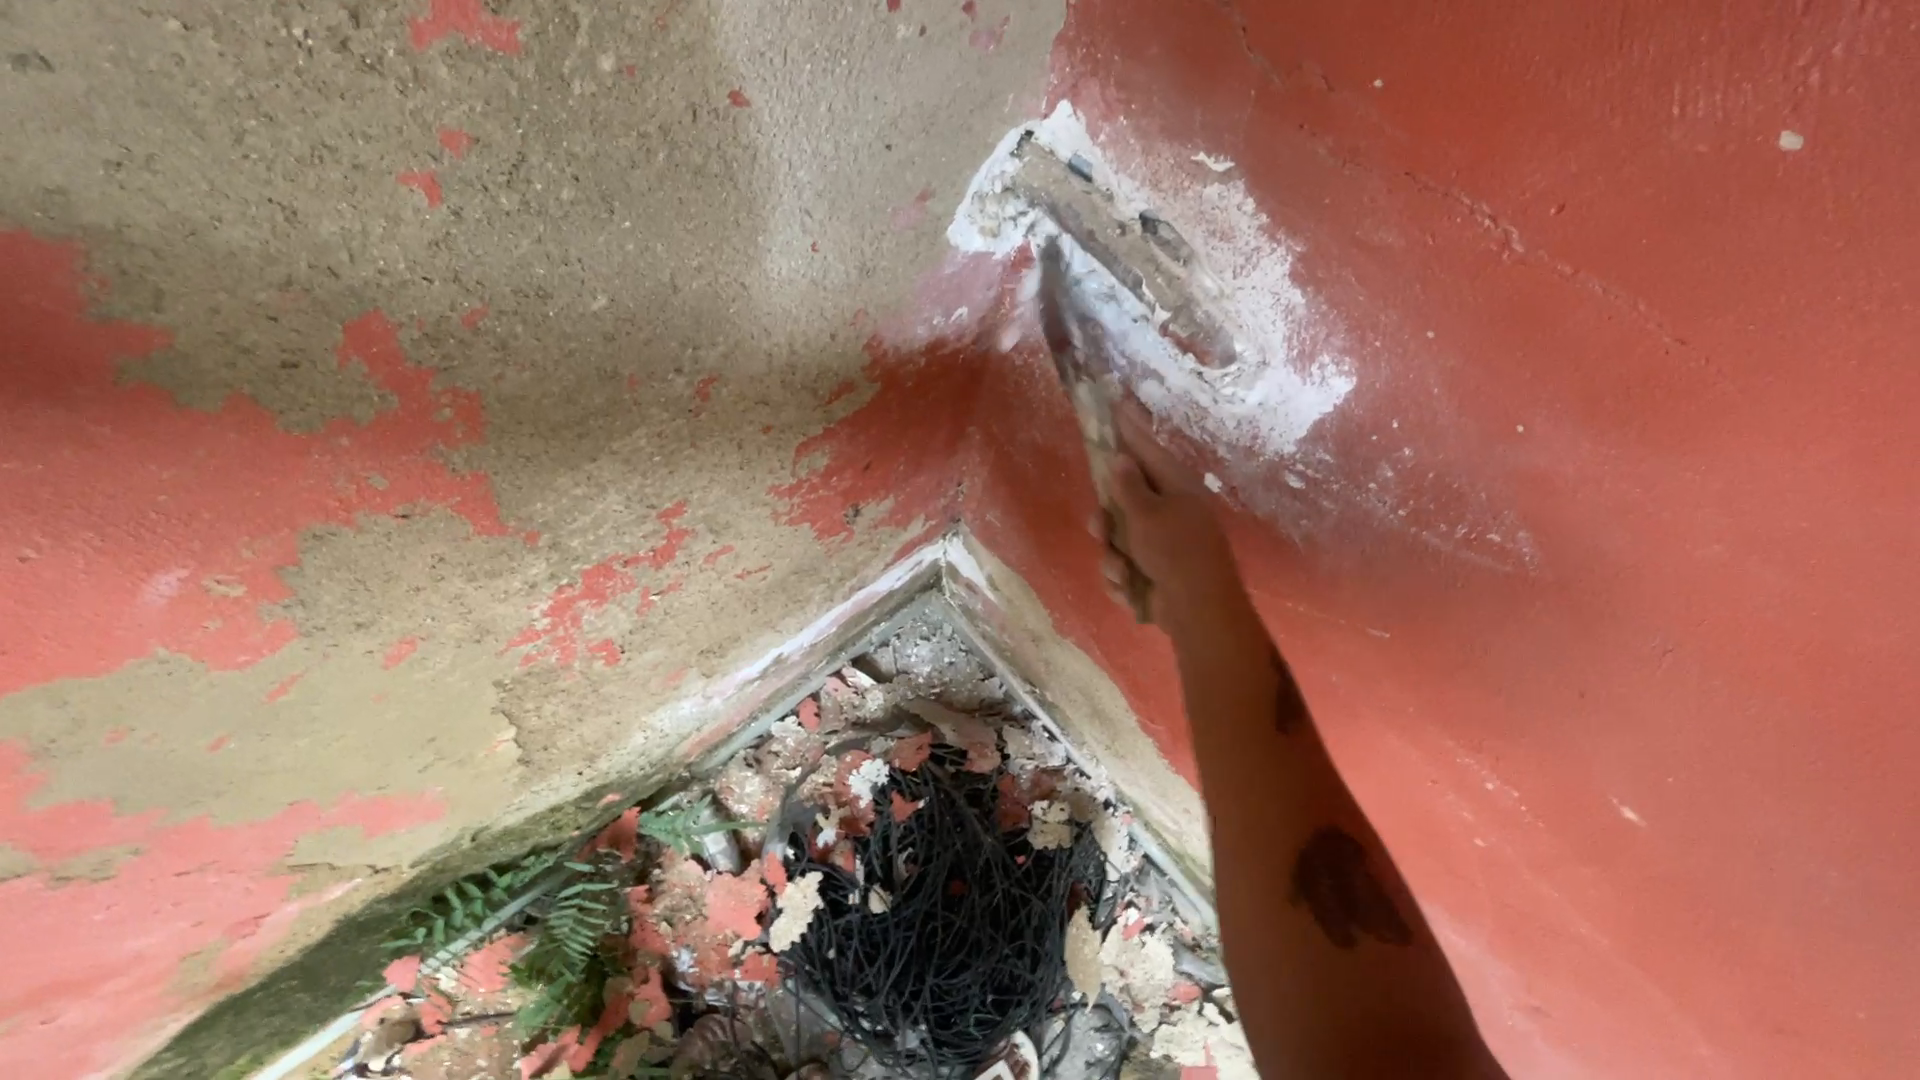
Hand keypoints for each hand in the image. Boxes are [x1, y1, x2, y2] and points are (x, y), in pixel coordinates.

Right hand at [1093, 400, 1250, 637]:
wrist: (1196, 610)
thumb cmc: (1174, 551)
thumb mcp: (1146, 514)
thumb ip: (1128, 485)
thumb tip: (1120, 457)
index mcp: (1175, 487)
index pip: (1145, 449)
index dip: (1127, 428)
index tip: (1113, 402)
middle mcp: (1168, 510)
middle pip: (1123, 500)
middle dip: (1106, 520)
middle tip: (1100, 527)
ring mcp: (1161, 544)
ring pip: (1117, 538)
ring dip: (1113, 556)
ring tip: (1122, 570)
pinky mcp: (1153, 572)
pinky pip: (1123, 567)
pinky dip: (1123, 580)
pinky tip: (1131, 589)